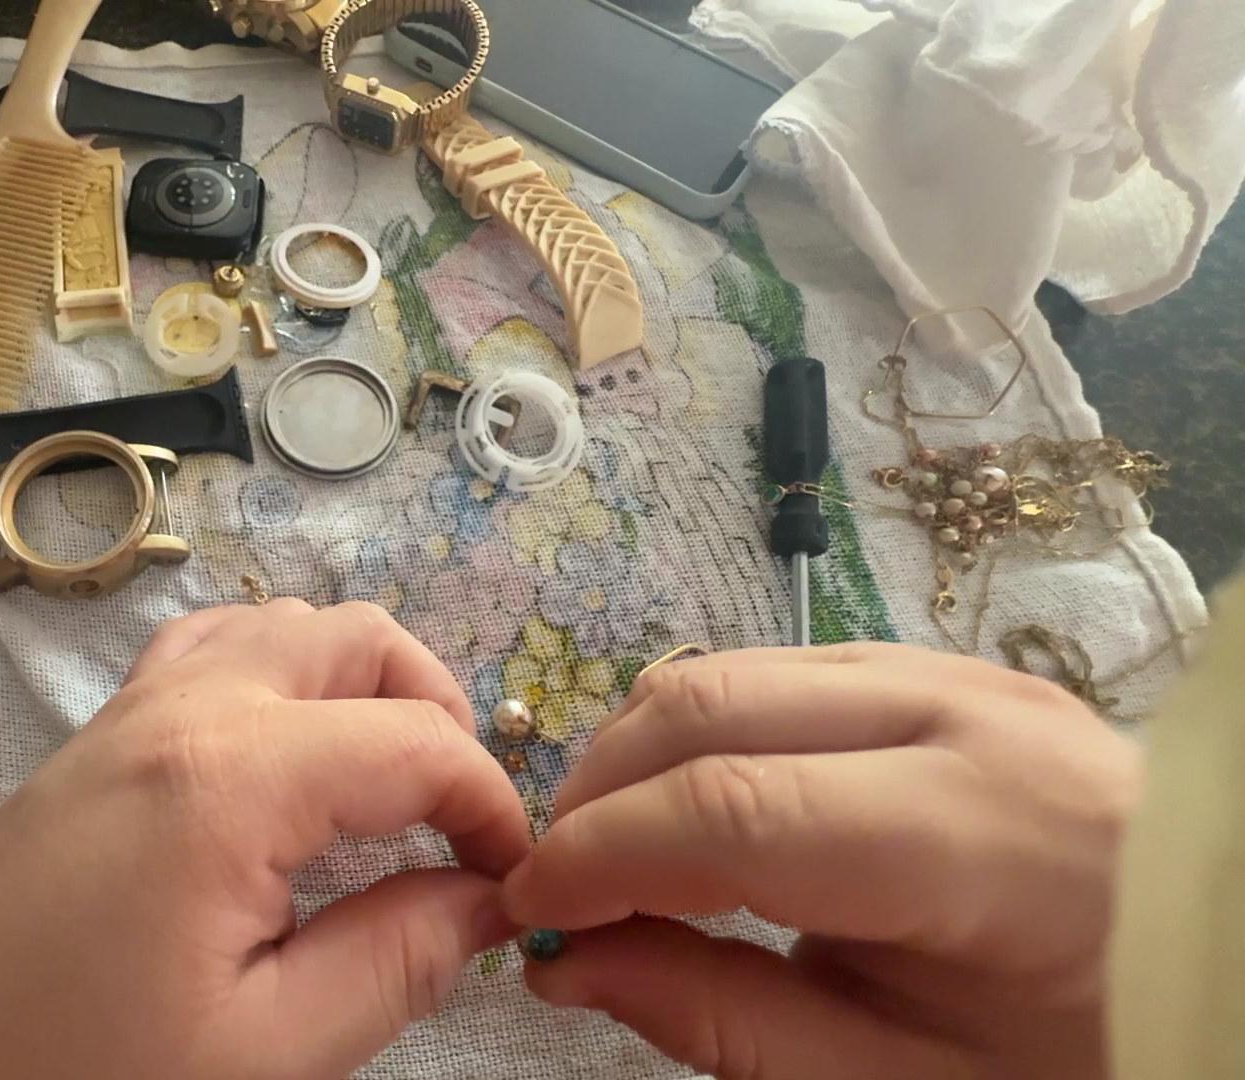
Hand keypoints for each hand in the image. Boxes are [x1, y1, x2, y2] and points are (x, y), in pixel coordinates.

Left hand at [0, 600, 531, 1078]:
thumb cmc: (69, 1060)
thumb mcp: (258, 1053)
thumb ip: (393, 961)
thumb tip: (483, 902)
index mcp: (237, 775)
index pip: (418, 744)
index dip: (488, 802)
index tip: (508, 877)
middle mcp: (201, 696)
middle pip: (369, 643)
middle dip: (440, 714)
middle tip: (455, 816)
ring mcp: (157, 686)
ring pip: (305, 623)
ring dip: (372, 683)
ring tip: (389, 775)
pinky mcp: (129, 703)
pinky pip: (233, 637)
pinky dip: (294, 665)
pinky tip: (296, 734)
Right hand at [505, 644, 1139, 1079]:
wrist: (1217, 967)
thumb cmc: (1085, 1058)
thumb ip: (720, 1020)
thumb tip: (560, 964)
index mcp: (994, 832)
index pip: (735, 811)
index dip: (604, 854)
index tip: (531, 905)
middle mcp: (956, 708)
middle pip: (702, 711)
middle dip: (598, 793)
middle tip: (562, 874)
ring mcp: (930, 665)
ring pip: (711, 676)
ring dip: (629, 756)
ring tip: (613, 840)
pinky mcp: (905, 660)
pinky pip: (746, 672)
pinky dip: (680, 733)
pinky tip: (683, 798)